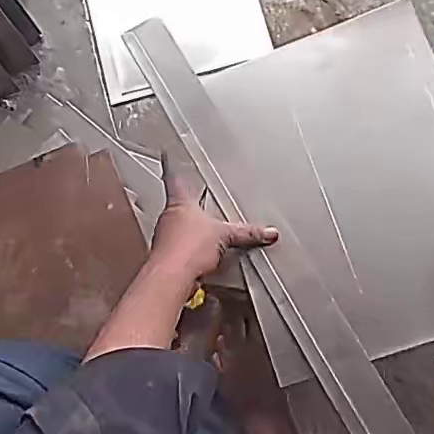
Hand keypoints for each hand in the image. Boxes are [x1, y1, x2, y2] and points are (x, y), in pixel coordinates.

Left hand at [149, 161, 277, 279]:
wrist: (170, 278)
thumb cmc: (186, 248)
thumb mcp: (225, 236)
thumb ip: (247, 233)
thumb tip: (268, 232)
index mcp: (180, 204)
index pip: (174, 179)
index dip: (171, 166)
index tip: (166, 155)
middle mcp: (168, 218)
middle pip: (178, 206)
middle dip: (189, 206)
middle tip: (198, 202)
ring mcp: (165, 238)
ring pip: (178, 229)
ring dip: (190, 231)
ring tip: (204, 234)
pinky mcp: (168, 257)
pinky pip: (181, 250)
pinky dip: (191, 252)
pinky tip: (201, 258)